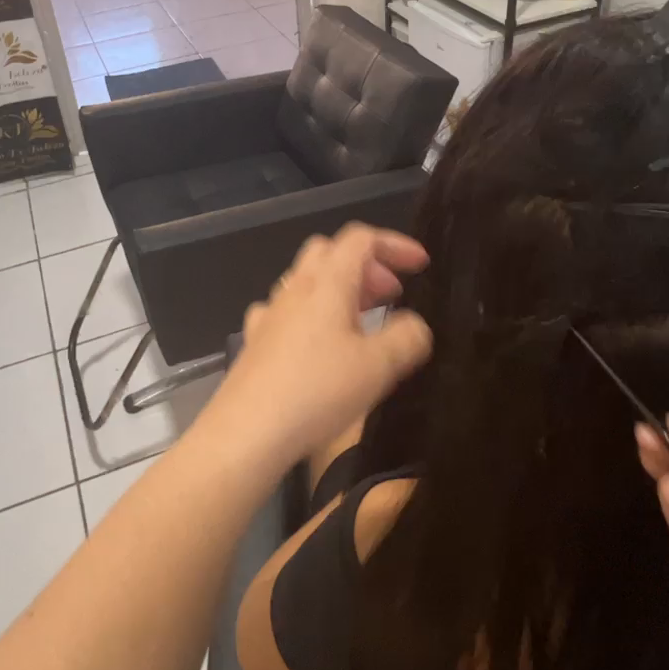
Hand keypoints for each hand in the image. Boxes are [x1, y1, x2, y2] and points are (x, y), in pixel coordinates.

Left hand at [202, 224, 432, 466]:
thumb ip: (407, 338)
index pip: (361, 238)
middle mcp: (294, 288)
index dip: (394, 243)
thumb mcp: (379, 367)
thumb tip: (415, 325)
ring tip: (362, 321)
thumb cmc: (318, 391)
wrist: (247, 431)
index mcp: (327, 282)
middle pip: (330, 252)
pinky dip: (311, 315)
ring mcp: (269, 312)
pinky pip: (286, 311)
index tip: (421, 265)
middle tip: (392, 294)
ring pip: (306, 281)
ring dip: (339, 289)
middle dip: (366, 264)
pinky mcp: (254, 340)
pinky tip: (317, 343)